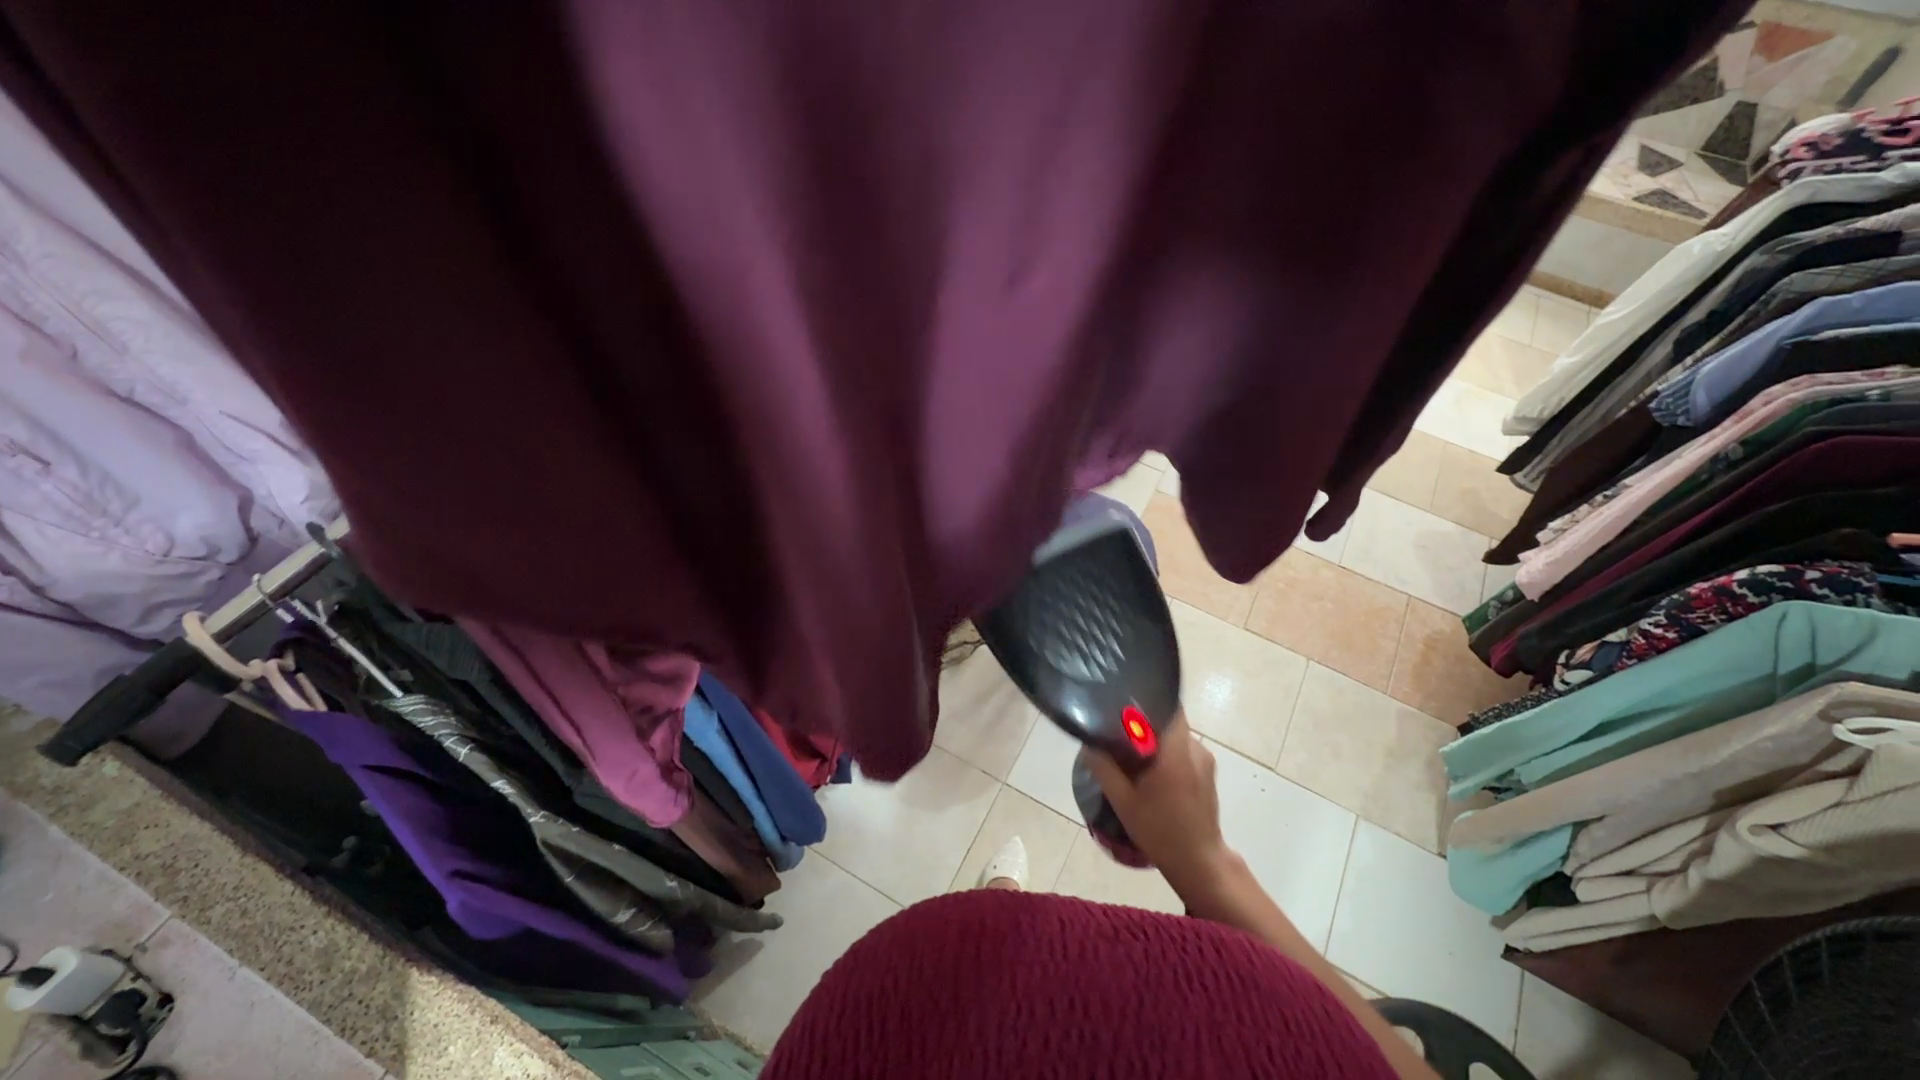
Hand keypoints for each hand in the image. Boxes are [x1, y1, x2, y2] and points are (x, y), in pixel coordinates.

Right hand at [1084, 716, 1237, 895]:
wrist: (1198, 860)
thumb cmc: (1159, 830)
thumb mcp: (1123, 801)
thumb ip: (1104, 768)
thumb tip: (1089, 744)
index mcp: (1175, 750)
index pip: (1167, 706)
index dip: (1146, 701)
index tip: (1123, 706)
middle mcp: (1195, 748)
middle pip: (1169, 721)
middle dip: (1146, 724)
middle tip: (1120, 733)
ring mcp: (1205, 760)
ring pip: (1176, 737)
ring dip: (1157, 741)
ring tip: (1133, 756)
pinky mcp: (1208, 773)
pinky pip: (1185, 751)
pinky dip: (1168, 754)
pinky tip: (1151, 774)